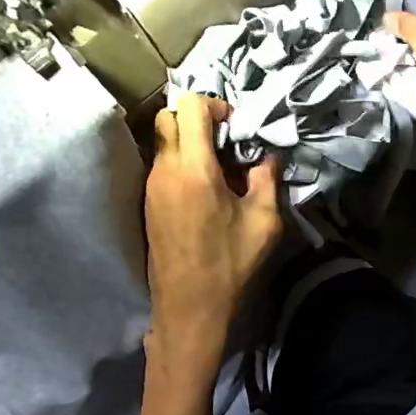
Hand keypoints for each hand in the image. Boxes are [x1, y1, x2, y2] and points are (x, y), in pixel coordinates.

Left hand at [144, 94, 282, 364]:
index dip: (216, 105)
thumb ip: (267, 179)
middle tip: (226, 144)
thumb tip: (267, 157)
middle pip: (168, 117)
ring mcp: (151, 188)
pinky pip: (162, 167)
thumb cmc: (230, 265)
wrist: (189, 309)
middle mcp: (164, 170)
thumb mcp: (264, 222)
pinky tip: (206, 194)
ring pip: (163, 143)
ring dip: (190, 144)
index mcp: (194, 168)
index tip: (236, 128)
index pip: (190, 106)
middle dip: (197, 120)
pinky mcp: (148, 205)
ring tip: (221, 173)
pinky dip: (182, 166)